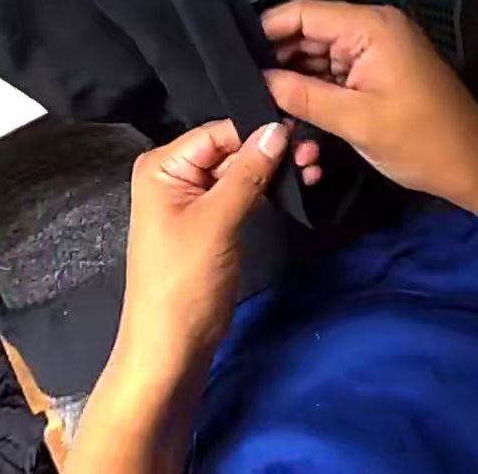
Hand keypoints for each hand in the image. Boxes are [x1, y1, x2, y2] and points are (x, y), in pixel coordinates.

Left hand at [116, 119, 319, 373]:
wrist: (172, 352)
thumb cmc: (184, 282)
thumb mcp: (216, 222)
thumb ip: (248, 172)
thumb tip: (279, 128)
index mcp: (163, 164)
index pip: (216, 132)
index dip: (256, 127)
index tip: (300, 126)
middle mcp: (176, 173)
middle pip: (230, 149)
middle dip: (271, 149)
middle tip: (313, 151)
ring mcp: (195, 197)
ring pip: (241, 170)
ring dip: (275, 168)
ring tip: (313, 166)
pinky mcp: (213, 219)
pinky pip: (243, 192)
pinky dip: (269, 189)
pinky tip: (298, 183)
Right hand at [262, 0, 477, 208]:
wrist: (477, 169)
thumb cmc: (422, 140)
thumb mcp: (356, 120)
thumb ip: (301, 95)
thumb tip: (257, 80)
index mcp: (370, 26)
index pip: (305, 13)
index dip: (267, 29)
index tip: (235, 54)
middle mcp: (370, 29)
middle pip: (308, 34)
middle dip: (278, 62)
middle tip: (246, 88)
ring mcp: (373, 50)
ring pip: (317, 57)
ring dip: (295, 83)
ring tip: (267, 108)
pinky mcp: (375, 71)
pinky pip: (333, 74)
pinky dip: (315, 94)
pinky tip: (296, 118)